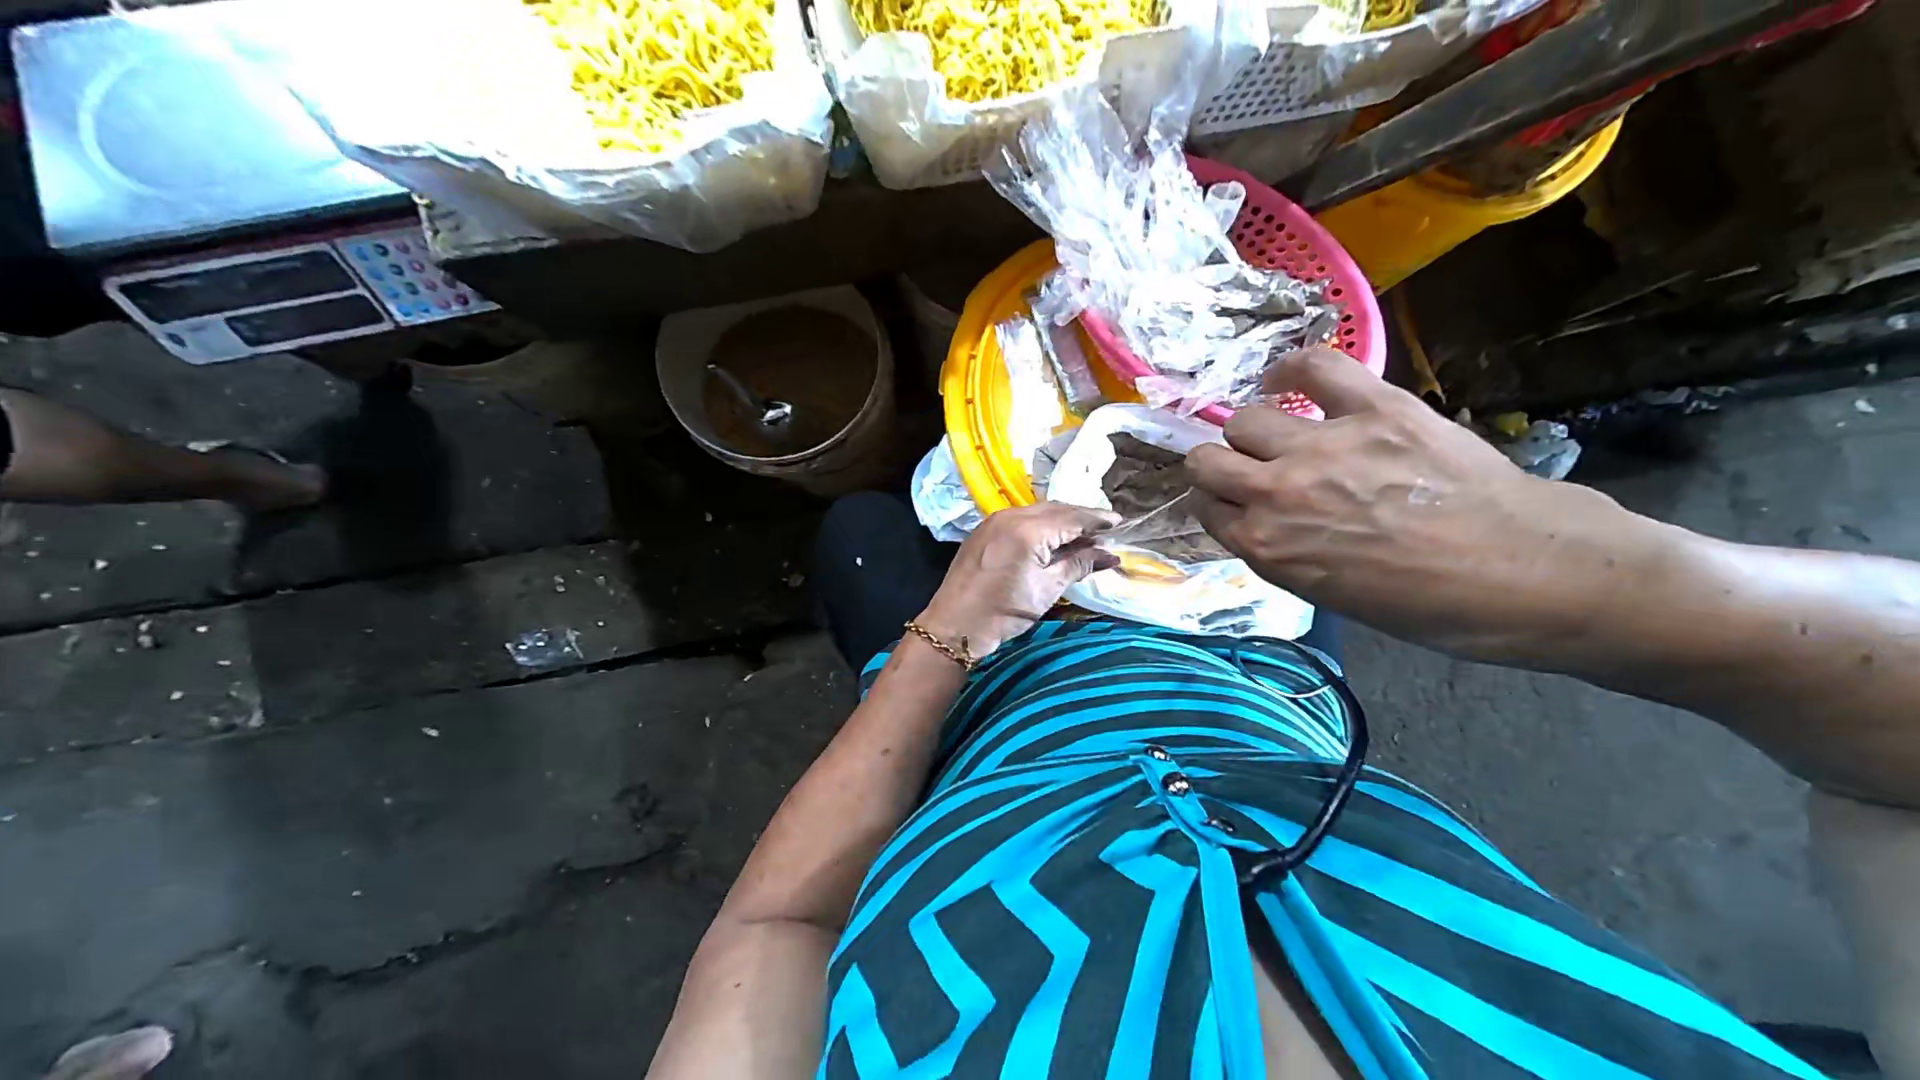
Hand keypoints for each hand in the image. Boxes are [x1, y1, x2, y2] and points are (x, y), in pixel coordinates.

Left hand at [917, 502, 1121, 658]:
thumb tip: (1109, 555)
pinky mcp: (985, 530)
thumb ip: (1078, 565)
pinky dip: (1042, 525)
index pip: (1071, 517)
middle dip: (1081, 517)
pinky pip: (1021, 519)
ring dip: (1062, 520)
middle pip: (1055, 509)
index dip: (1097, 520)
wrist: (954, 625)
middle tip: (1105, 530)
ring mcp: (994, 521)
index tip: (1119, 524)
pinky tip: (1053, 538)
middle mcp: (1011, 516)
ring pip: (1038, 512)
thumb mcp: (1047, 589)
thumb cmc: (1003, 611)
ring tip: (1084, 535)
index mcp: (1028, 530)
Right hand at [1187, 348, 1667, 661]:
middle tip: (1247, 469)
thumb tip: (1259, 520)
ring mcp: (1321, 446)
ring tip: (1279, 433)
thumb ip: (1278, 551)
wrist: (1525, 574)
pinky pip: (1311, 367)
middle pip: (1205, 460)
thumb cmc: (1426, 604)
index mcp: (1265, 547)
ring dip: (1253, 430)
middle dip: (1218, 466)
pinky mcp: (1373, 408)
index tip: (1234, 502)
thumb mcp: (1325, 594)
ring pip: (1244, 418)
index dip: (1218, 504)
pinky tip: (1286, 380)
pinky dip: (1290, 371)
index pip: (1205, 508)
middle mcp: (1276, 493)